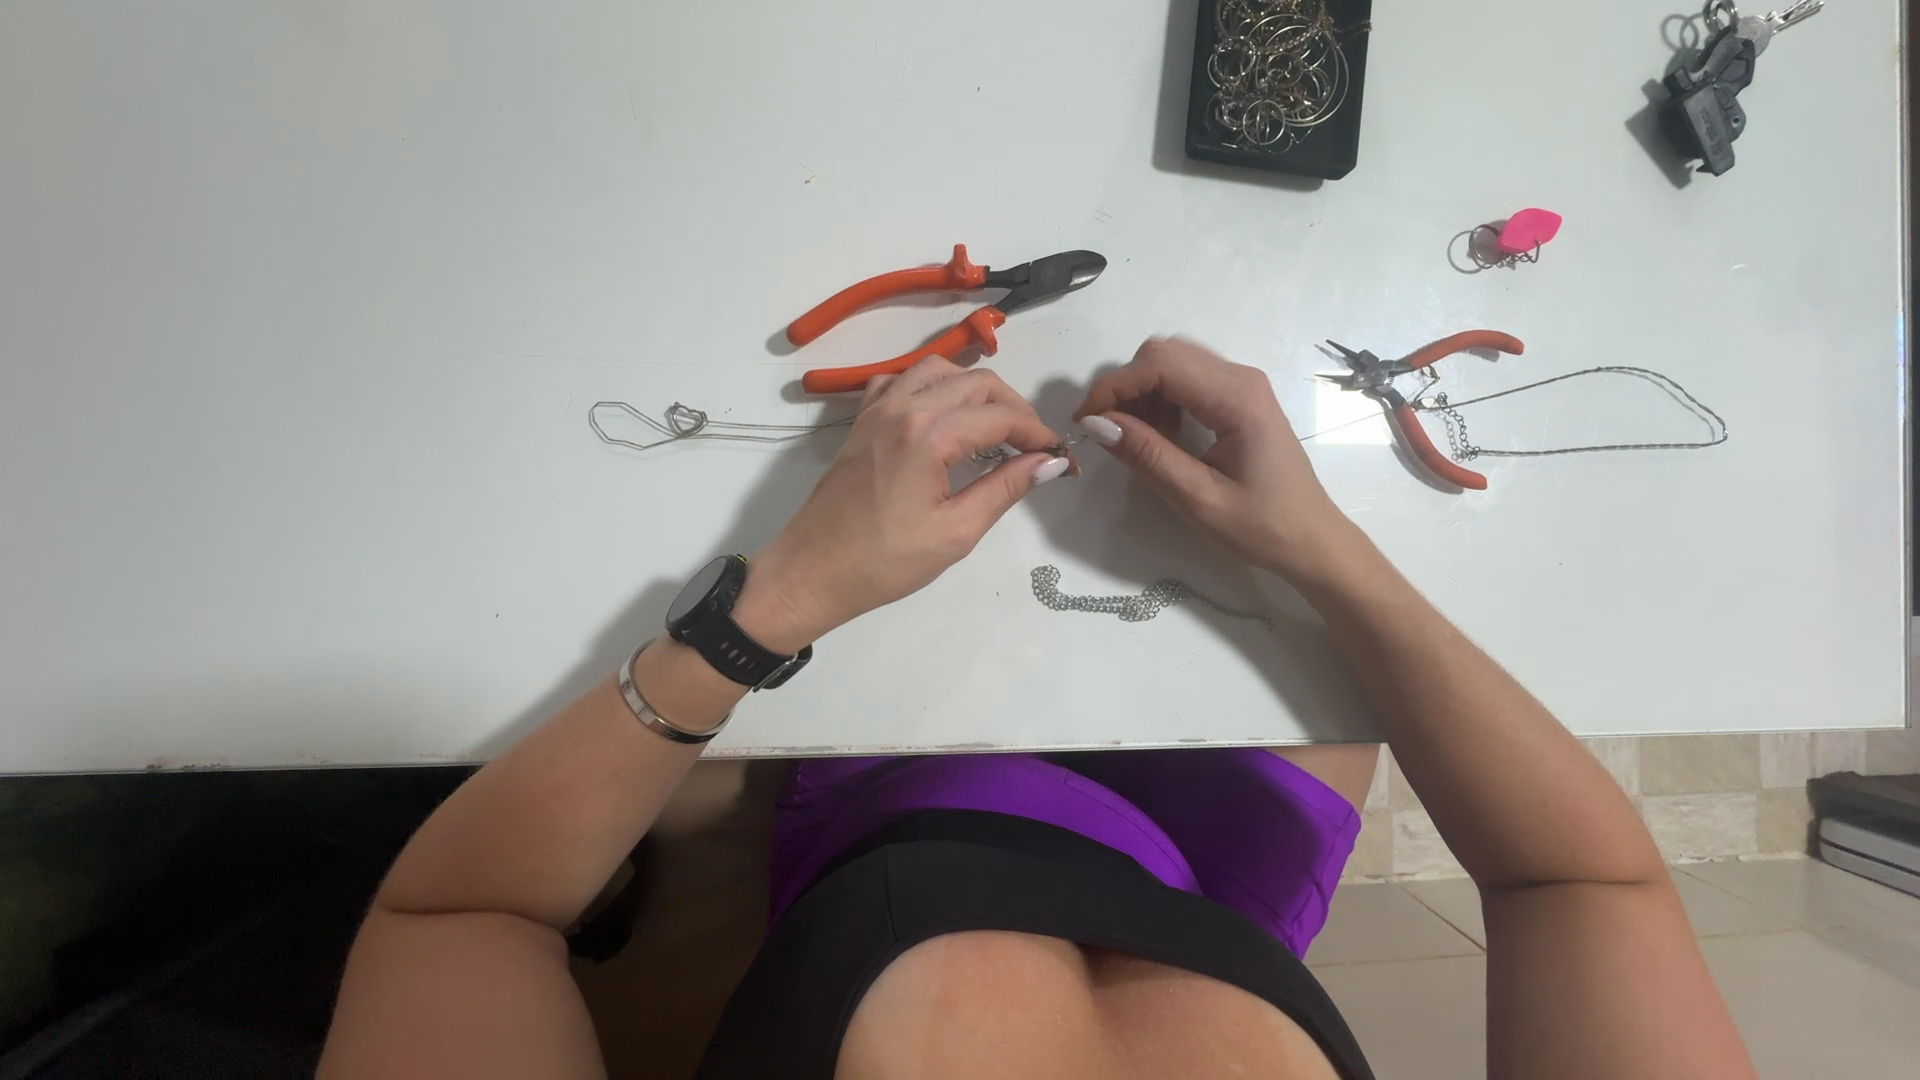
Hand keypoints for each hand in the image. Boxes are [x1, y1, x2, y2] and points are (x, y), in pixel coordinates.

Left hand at [734, 359, 1070, 649]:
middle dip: (1013, 408)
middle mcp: (902, 408)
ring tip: (993, 426)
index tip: (1059, 456)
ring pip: (937, 370)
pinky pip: (899, 382)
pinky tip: (939, 417)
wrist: (812, 573)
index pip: (1000, 416)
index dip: (1038, 433)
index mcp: (927, 435)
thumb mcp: (955, 533)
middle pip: (974, 383)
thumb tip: (1048, 462)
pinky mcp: (860, 423)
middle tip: (1033, 445)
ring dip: (973, 390)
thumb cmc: (884, 563)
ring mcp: (875, 411)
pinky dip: (929, 388)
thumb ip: (1005, 489)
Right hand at [1074, 337, 1350, 578]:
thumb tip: (1097, 423)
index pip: (1160, 364)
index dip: (1114, 386)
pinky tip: (1159, 435)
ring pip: (1173, 362)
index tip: (1086, 422)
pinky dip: (1160, 398)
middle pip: (1164, 353)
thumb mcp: (1197, 498)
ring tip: (1134, 438)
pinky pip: (1187, 379)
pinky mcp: (1238, 398)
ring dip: (1141, 392)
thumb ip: (1147, 456)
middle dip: (1125, 386)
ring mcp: (1242, 385)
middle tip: (1107, 431)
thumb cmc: (1261, 527)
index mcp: (1237, 399)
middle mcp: (1241, 378)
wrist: (1312, 540)